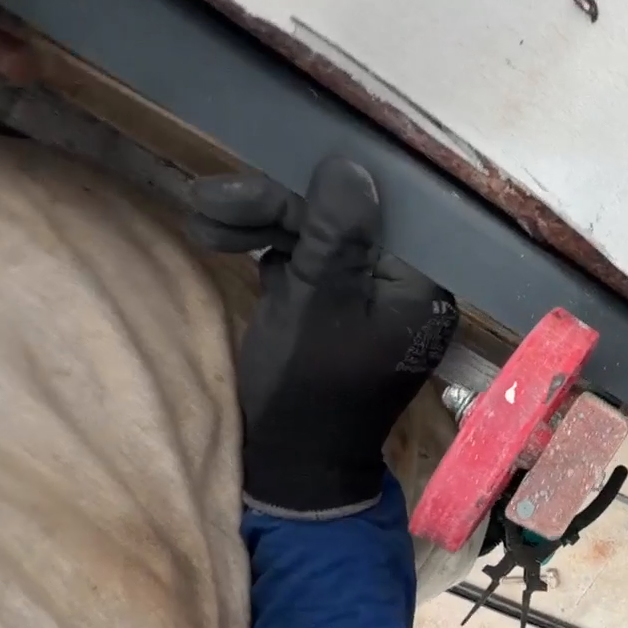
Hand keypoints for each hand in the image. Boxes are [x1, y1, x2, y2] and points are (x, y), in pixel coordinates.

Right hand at [189, 156, 455, 516]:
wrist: (294, 461)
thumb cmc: (308, 386)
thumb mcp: (317, 301)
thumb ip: (336, 236)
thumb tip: (354, 167)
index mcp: (423, 291)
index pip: (375, 218)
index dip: (312, 196)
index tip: (245, 191)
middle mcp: (409, 294)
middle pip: (345, 227)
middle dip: (276, 212)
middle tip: (204, 207)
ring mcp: (376, 305)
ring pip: (323, 243)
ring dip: (264, 229)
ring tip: (204, 230)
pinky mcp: (344, 316)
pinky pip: (314, 269)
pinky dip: (274, 257)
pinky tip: (232, 251)